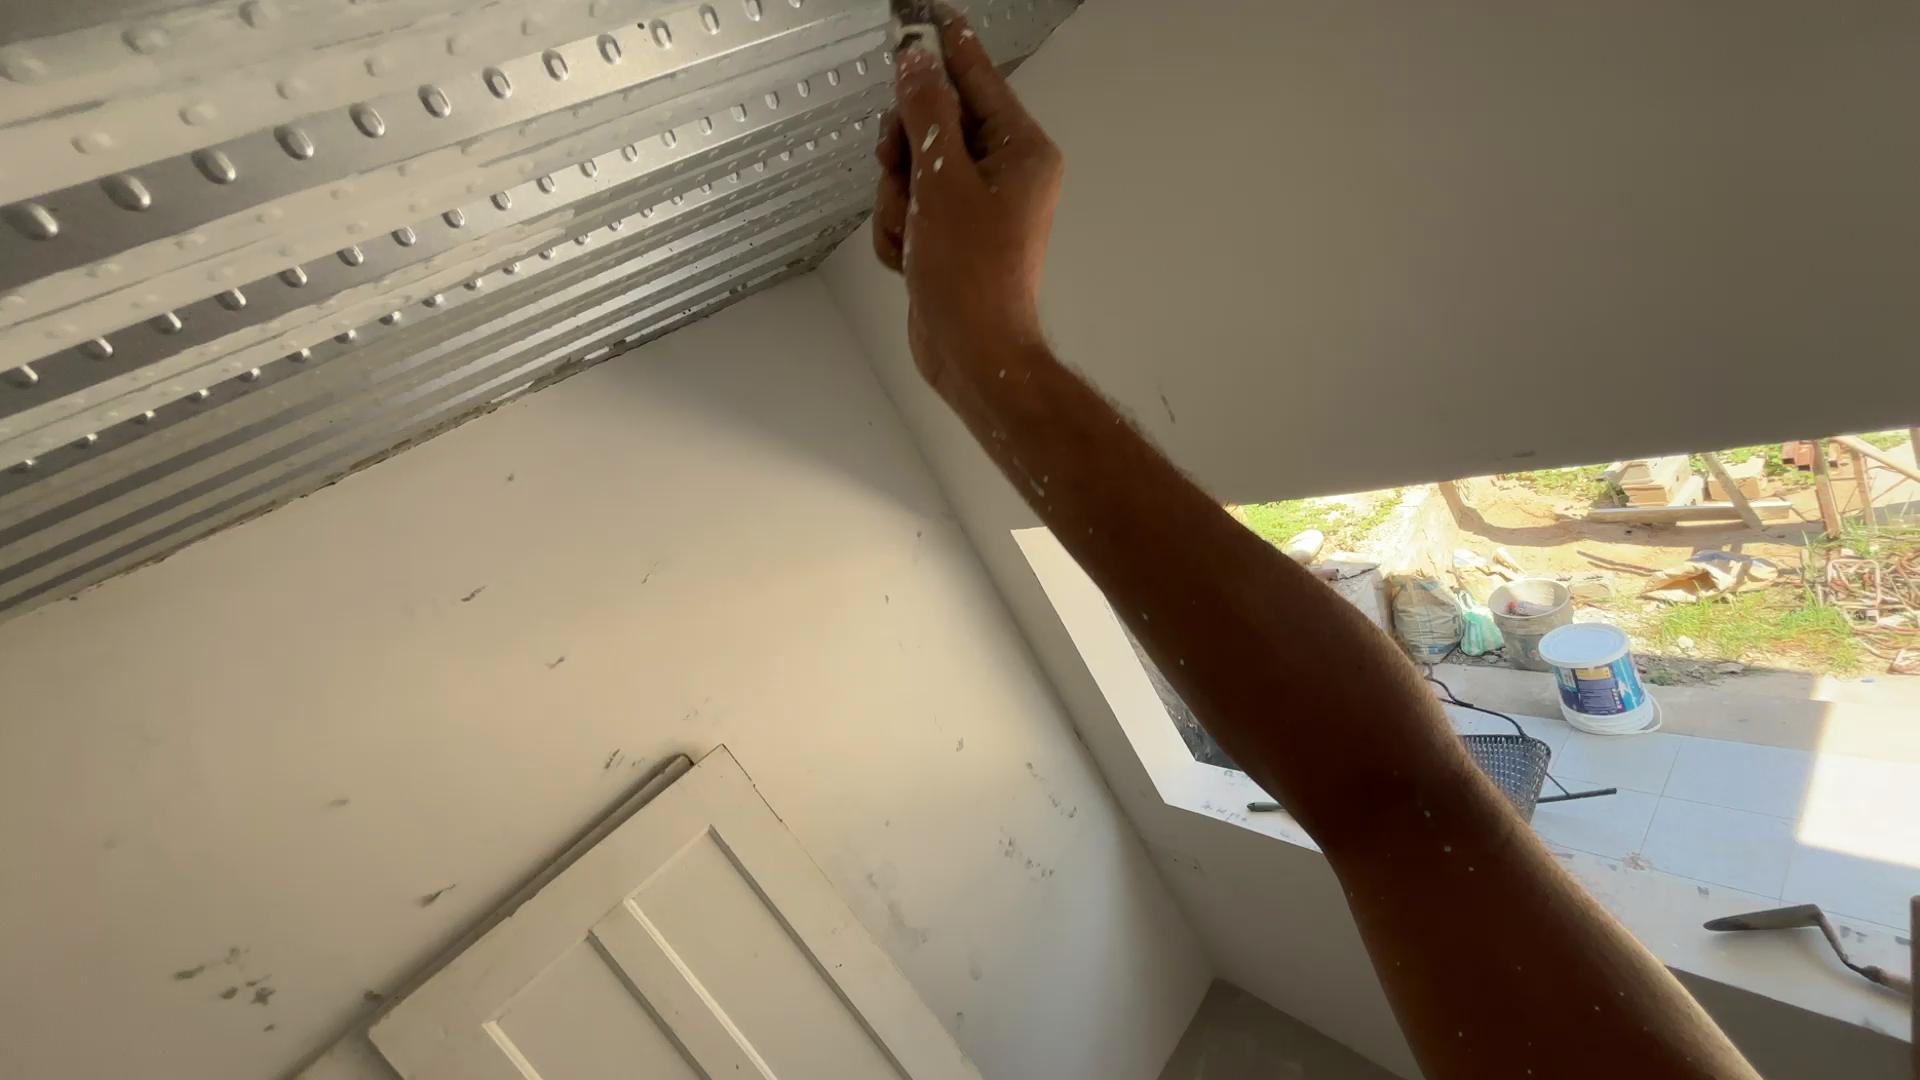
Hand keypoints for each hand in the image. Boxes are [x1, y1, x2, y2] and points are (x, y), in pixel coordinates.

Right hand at [871, 5, 1063, 396]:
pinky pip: (909, 211)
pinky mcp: (951, 238)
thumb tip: (916, 63)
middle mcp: (1003, 175)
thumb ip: (925, 114)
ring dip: (897, 202)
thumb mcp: (942, 183)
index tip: (920, 16)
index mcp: (1020, 151)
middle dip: (905, 153)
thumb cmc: (970, 276)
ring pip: (913, 172)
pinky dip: (899, 233)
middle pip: (934, 125)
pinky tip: (909, 257)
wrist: (971, 352)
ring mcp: (975, 209)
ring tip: (911, 234)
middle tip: (898, 170)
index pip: (977, 78)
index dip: (943, 48)